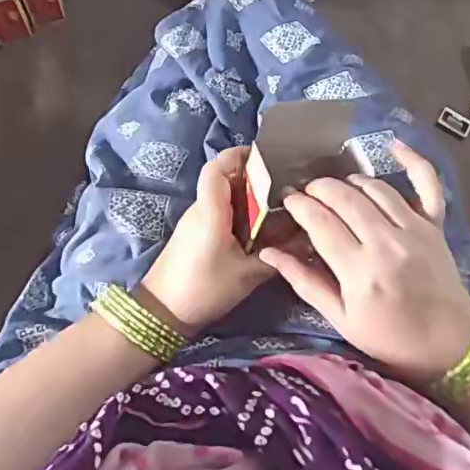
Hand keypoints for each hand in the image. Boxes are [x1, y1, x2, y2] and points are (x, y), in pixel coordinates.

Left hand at [138, 146, 275, 336]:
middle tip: (284, 186)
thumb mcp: (247, 274)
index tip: (265, 157)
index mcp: (211, 212)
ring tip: (278, 207)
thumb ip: (278, 255)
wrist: (162, 313)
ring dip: (247, 198)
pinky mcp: (194, 235)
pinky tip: (259, 229)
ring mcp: (195, 222)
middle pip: (224, 180)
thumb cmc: (204, 289)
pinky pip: (219, 213)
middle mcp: (200, 210)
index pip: (217, 168)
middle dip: (253, 178)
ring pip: (223, 197)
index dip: (238, 155)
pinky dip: (239, 214)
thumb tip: (308, 239)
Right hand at [258, 140, 469, 385]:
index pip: (320, 222)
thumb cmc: (388, 336)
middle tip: (306, 193)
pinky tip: (393, 145)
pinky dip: (413, 161)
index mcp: (359, 270)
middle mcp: (386, 243)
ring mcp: (414, 230)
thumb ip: (305, 282)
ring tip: (335, 188)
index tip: (287, 201)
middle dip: (319, 189)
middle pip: (344, 198)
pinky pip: (428, 185)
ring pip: (375, 188)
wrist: (448, 344)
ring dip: (350, 181)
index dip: (299, 205)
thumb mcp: (340, 318)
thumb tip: (269, 253)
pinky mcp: (435, 226)